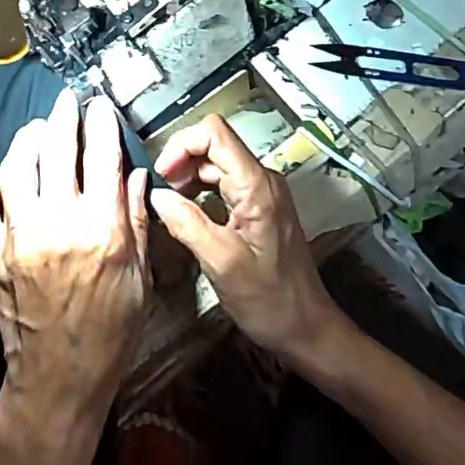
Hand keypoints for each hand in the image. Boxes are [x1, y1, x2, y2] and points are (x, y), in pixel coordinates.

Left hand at [0, 89, 151, 433]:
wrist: (59, 380)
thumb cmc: (109, 333)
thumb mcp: (140, 278)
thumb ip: (137, 220)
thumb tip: (136, 174)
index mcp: (100, 229)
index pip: (100, 157)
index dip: (100, 123)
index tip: (99, 106)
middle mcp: (57, 223)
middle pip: (56, 151)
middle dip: (63, 117)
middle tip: (67, 100)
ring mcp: (19, 237)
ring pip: (16, 168)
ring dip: (26, 140)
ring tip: (37, 127)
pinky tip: (2, 177)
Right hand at [150, 115, 343, 359]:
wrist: (308, 330)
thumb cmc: (271, 301)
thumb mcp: (221, 263)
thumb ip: (186, 223)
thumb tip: (156, 195)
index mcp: (257, 186)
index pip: (214, 134)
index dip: (182, 145)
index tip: (163, 174)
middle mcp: (262, 180)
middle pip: (213, 145)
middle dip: (181, 162)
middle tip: (161, 193)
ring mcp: (262, 192)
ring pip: (215, 163)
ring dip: (188, 177)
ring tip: (170, 205)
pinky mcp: (258, 206)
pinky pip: (222, 183)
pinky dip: (199, 191)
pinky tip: (187, 212)